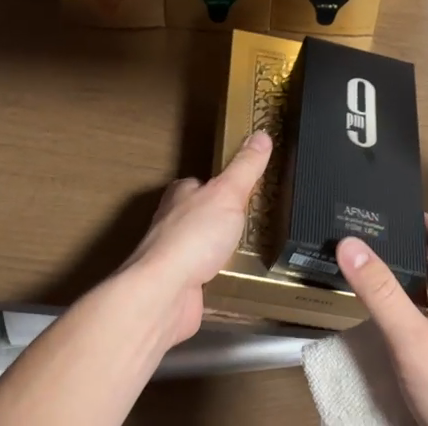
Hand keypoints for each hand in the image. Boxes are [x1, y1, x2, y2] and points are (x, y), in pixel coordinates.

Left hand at [118, 131, 271, 345]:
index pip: (201, 183)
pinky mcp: (179, 286)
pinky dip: (218, 278)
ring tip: (250, 252)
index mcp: (181, 195)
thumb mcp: (227, 193)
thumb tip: (261, 135)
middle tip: (253, 221)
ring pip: (202, 247)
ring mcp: (174, 256)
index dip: (221, 185)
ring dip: (220, 251)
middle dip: (223, 220)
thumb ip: (245, 167)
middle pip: (201, 215)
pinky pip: (204, 278)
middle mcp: (172, 223)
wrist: (165, 293)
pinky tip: (235, 280)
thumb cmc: (193, 237)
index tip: (243, 188)